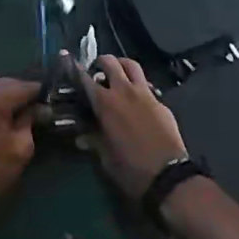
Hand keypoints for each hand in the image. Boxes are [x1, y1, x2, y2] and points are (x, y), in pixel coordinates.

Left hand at [0, 77, 40, 214]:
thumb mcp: (22, 145)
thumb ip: (31, 119)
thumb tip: (41, 107)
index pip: (22, 86)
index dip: (39, 92)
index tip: (52, 99)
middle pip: (7, 83)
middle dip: (24, 93)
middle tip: (40, 106)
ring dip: (10, 95)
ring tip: (25, 110)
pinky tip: (6, 113)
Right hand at [76, 54, 187, 198]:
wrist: (169, 177)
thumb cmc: (131, 168)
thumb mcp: (106, 157)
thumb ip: (94, 141)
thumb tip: (81, 138)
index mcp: (104, 103)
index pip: (84, 78)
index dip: (75, 68)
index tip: (68, 61)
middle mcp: (123, 91)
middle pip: (110, 62)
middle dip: (101, 62)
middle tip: (97, 70)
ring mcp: (145, 94)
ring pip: (132, 65)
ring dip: (122, 65)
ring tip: (118, 73)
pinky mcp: (161, 103)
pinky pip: (147, 85)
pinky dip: (139, 86)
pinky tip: (137, 98)